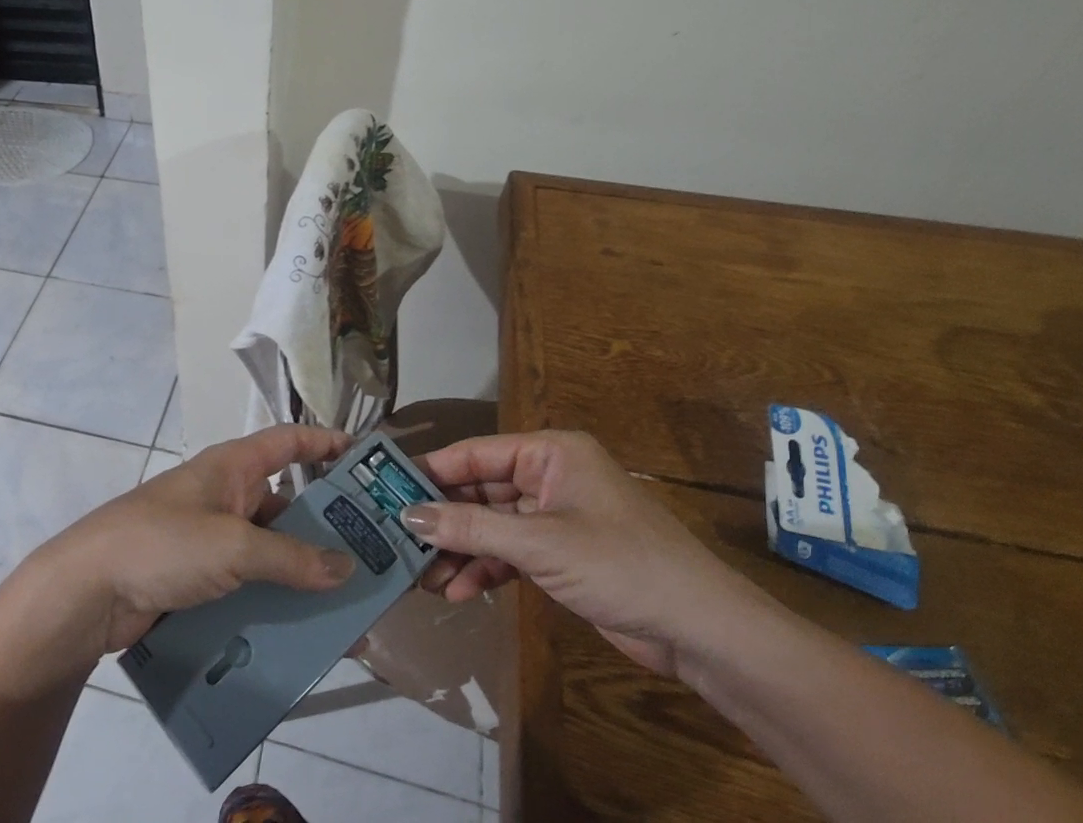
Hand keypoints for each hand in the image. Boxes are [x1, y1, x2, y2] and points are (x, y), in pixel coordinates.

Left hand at [22, 425, 358, 662]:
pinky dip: (272, 599)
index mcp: (230, 468)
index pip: (287, 442)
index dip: (325, 443)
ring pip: (268, 550)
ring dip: (301, 572)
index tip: (365, 459)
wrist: (88, 591)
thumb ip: (292, 557)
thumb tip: (347, 568)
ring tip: (347, 600)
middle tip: (373, 553)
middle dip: (325, 526)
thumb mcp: (233, 546)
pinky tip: (301, 626)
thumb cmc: (162, 545)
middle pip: (285, 504)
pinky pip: (247, 583)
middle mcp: (223, 497)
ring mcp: (208, 539)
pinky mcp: (196, 578)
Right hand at [403, 431, 760, 675]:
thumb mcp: (538, 543)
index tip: (383, 491)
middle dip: (442, 521)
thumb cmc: (620, 565)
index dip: (430, 472)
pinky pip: (509, 552)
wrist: (699, 628)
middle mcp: (551, 477)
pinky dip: (485, 570)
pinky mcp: (561, 554)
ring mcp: (556, 517)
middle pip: (479, 491)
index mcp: (552, 453)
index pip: (475, 453)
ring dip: (459, 551)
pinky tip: (458, 592)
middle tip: (397, 542)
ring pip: (491, 525)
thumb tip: (407, 515)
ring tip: (422, 577)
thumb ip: (470, 528)